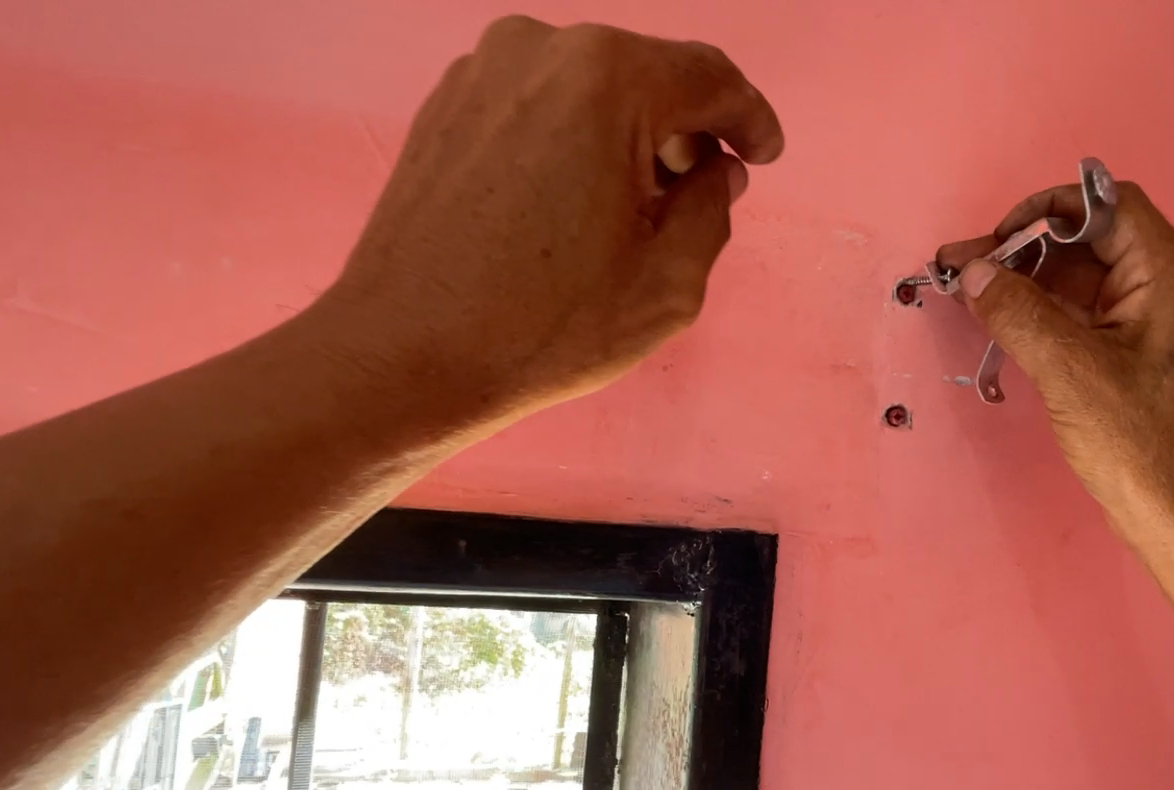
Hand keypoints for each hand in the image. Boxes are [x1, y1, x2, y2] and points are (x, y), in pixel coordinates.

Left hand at [319, 16, 782, 415]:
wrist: (409, 355)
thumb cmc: (549, 329)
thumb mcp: (668, 285)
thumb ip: (712, 210)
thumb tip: (714, 169)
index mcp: (605, 81)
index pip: (708, 76)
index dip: (749, 117)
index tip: (764, 155)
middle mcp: (539, 50)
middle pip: (645, 78)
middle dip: (685, 134)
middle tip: (702, 194)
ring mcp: (480, 73)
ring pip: (588, 94)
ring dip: (628, 140)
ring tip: (638, 210)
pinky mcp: (445, 108)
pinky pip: (538, 111)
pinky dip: (574, 145)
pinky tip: (576, 206)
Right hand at [938, 181, 1173, 549]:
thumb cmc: (1141, 445)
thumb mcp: (1072, 373)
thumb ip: (1019, 314)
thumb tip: (972, 272)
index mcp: (1170, 276)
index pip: (1108, 206)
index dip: (1046, 211)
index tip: (993, 241)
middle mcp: (1169, 292)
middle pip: (1091, 246)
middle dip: (1024, 253)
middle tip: (960, 273)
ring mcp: (1155, 331)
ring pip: (1085, 287)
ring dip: (1029, 288)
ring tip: (970, 299)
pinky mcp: (1140, 365)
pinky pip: (1087, 324)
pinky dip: (1045, 320)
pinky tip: (1006, 329)